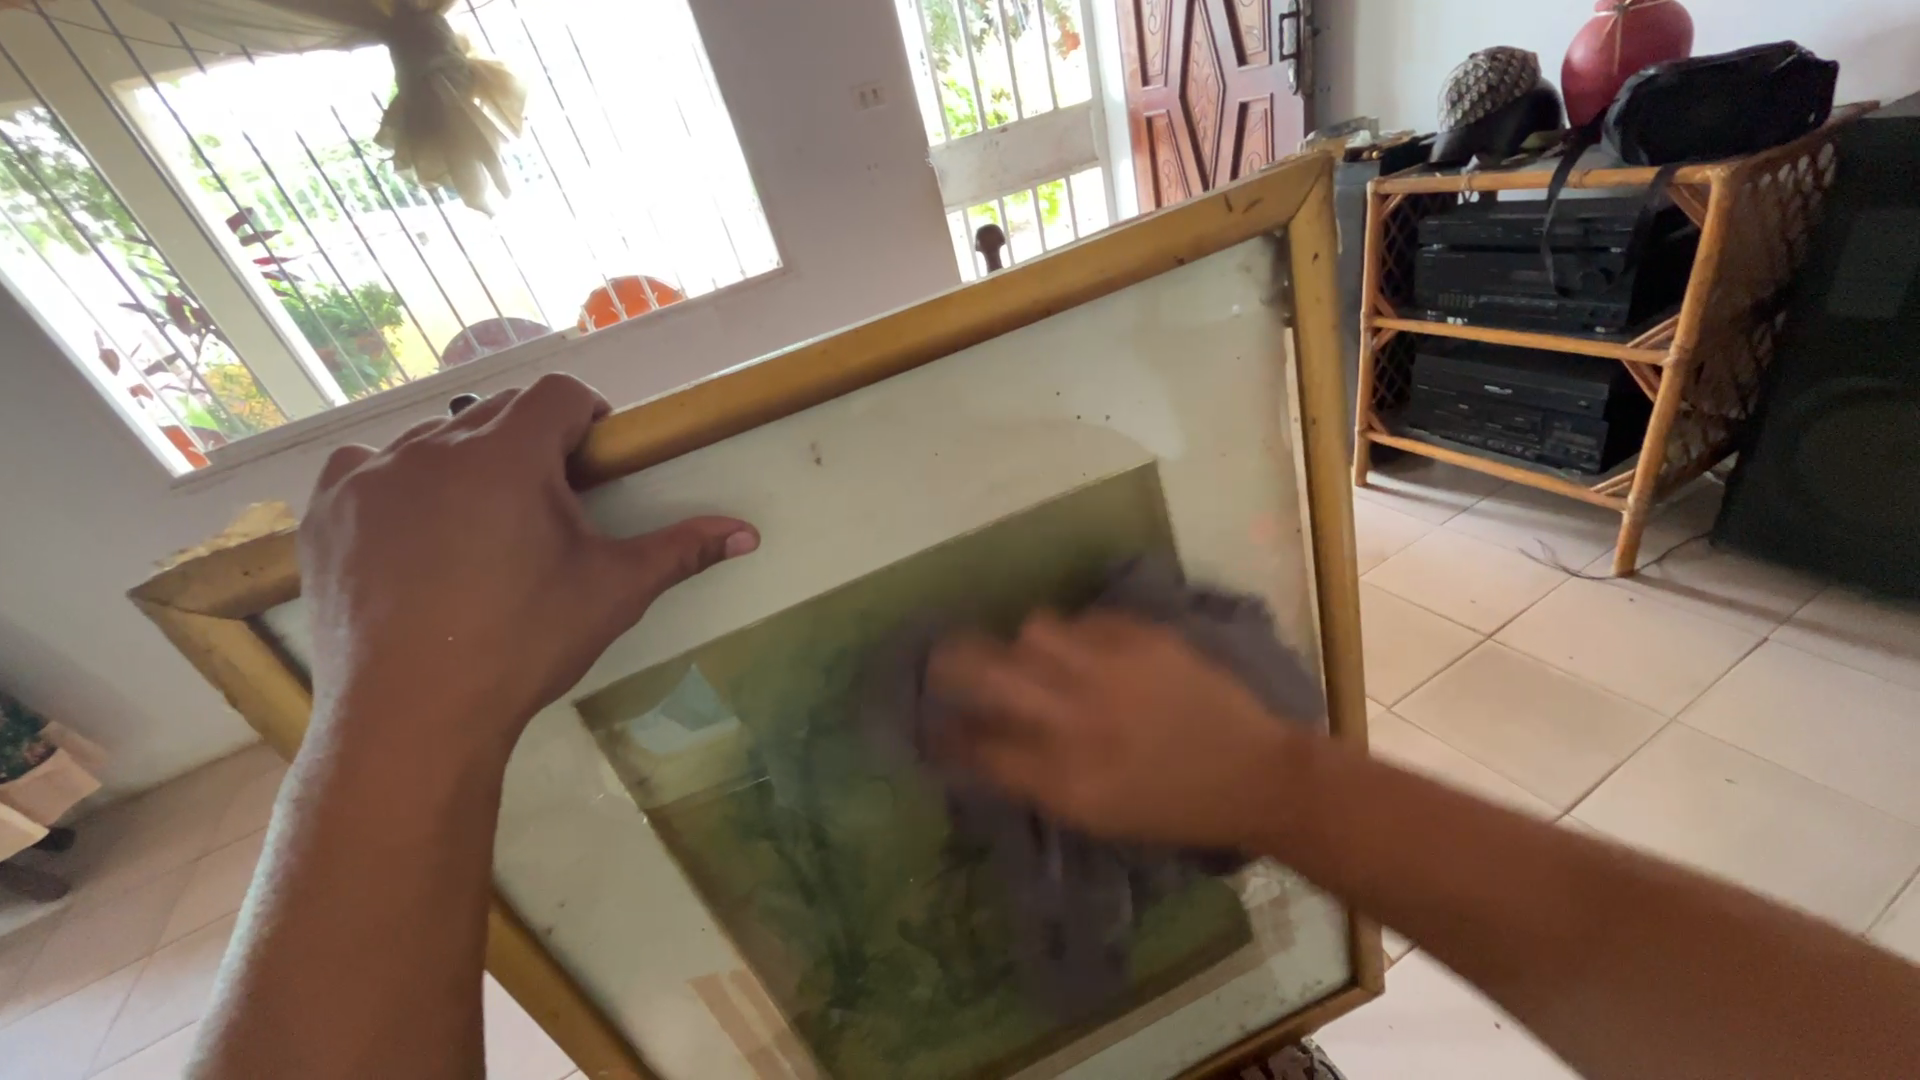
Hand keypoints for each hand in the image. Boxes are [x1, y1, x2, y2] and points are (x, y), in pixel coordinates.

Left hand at [298, 374, 757, 758]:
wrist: (414, 714)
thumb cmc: (526, 642)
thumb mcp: (615, 591)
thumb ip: (682, 550)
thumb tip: (748, 533)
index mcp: (507, 456)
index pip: (559, 392)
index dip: (590, 414)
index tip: (599, 459)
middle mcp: (433, 447)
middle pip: (500, 409)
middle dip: (536, 439)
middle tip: (554, 501)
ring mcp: (370, 476)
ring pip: (437, 437)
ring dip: (473, 458)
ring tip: (488, 520)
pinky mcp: (327, 511)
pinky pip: (370, 464)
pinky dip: (401, 478)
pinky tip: (417, 524)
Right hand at [927, 611, 1300, 850]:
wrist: (1256, 775)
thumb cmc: (1172, 807)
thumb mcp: (1095, 813)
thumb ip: (1031, 777)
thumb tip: (981, 745)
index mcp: (1063, 775)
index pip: (979, 745)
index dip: (945, 733)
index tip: (932, 724)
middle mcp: (1078, 717)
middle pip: (987, 672)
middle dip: (952, 662)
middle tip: (945, 658)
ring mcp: (1112, 670)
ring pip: (1035, 629)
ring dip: (1028, 643)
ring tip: (1041, 654)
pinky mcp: (1144, 639)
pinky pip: (1086, 619)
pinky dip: (1080, 634)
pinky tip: (1094, 651)